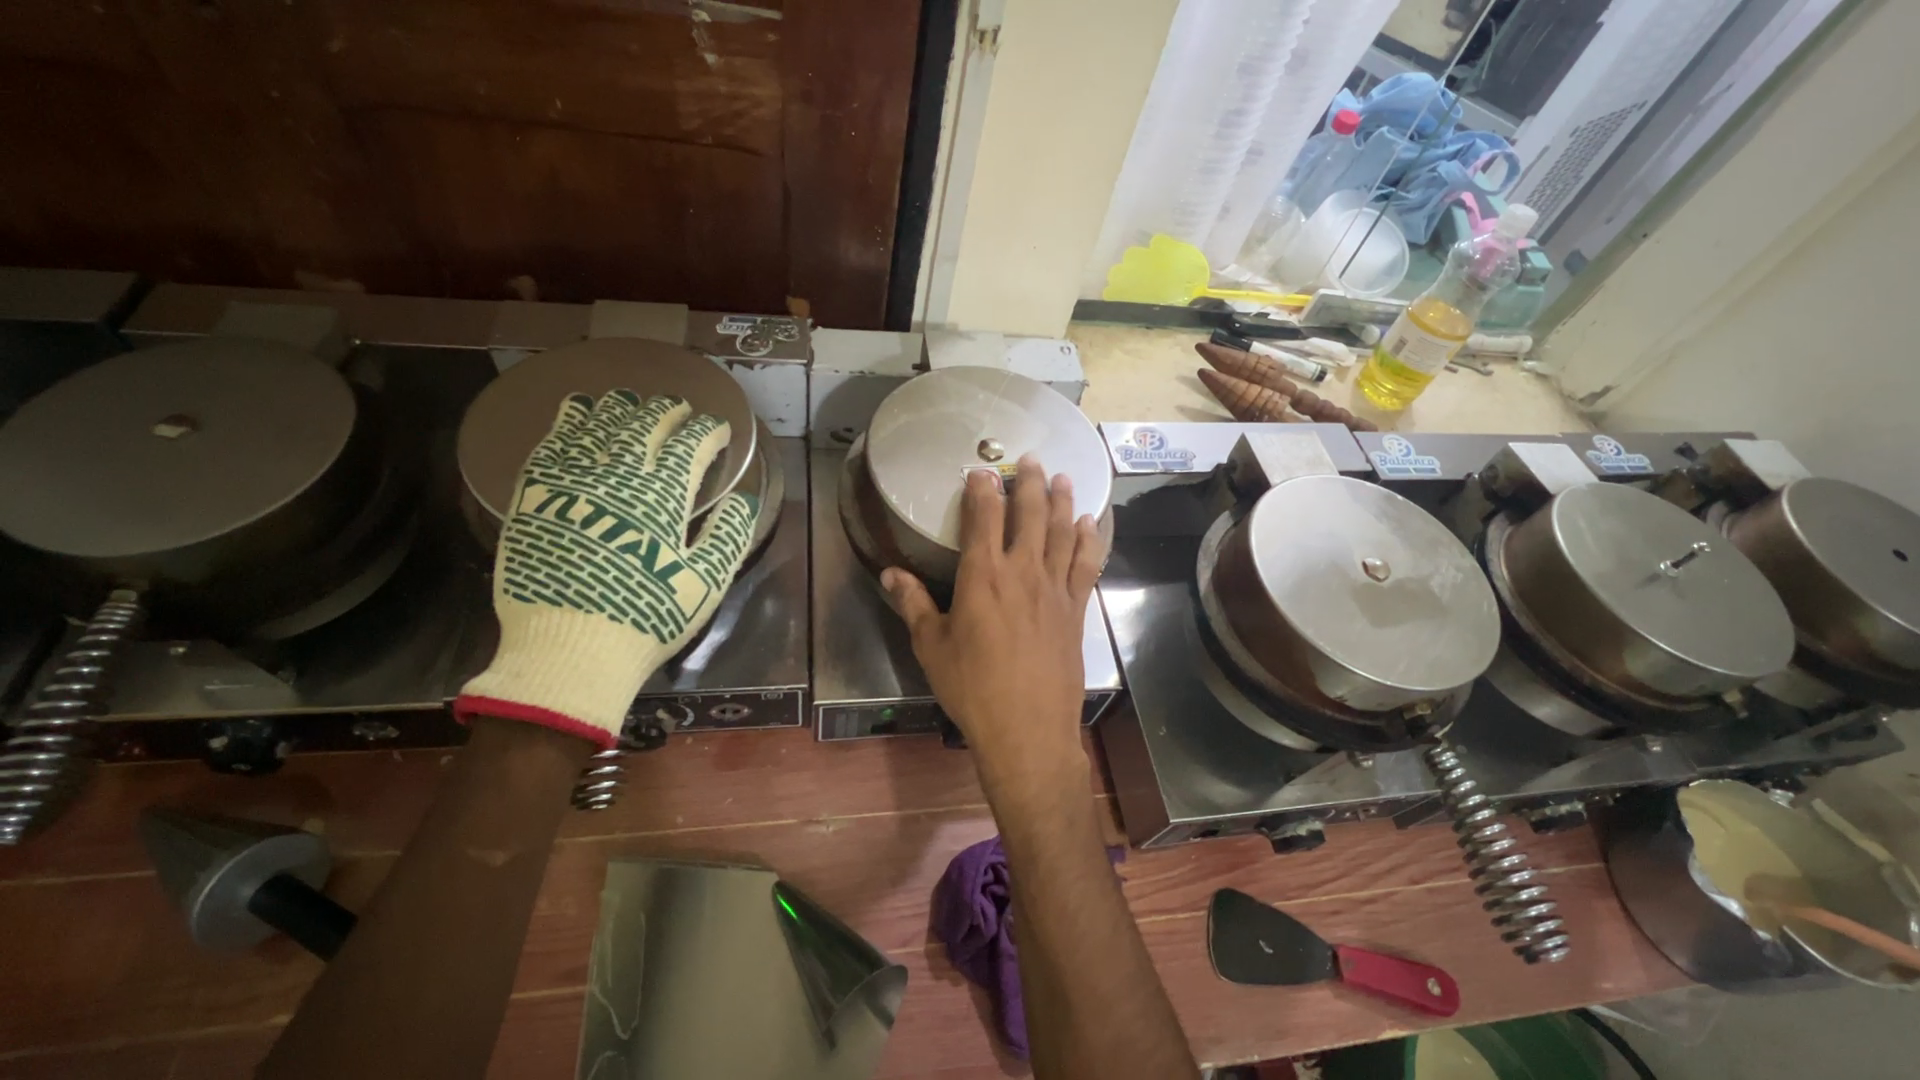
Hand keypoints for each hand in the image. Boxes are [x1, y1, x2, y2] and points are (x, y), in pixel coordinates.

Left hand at [456, 391, 759, 747]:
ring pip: (597, 427)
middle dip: (666, 411)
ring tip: (628, 400)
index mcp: (664, 498)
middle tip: (677, 407)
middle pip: (644, 427)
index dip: (708, 430)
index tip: (719, 427)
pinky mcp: (534, 497)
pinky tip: (574, 414)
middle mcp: (619, 478)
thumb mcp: (705, 586)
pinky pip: (551, 446)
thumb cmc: (644, 619)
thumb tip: (744, 499)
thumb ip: (728, 537)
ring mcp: (572, 483)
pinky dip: (566, 424)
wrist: (568, 648)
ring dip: (618, 408)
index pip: (691, 445)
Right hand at [882, 456, 1105, 786]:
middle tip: (1031, 457)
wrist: (1026, 729)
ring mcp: (1055, 590)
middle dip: (1029, 481)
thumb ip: (913, 604)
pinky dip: (1087, 540)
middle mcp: (1022, 572)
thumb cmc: (972, 688)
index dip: (982, 489)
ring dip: (1062, 501)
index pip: (983, 517)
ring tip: (1062, 476)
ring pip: (1062, 532)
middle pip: (1030, 514)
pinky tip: (1088, 525)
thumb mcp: (931, 647)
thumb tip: (890, 573)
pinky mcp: (1076, 610)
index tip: (981, 470)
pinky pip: (1085, 564)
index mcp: (983, 576)